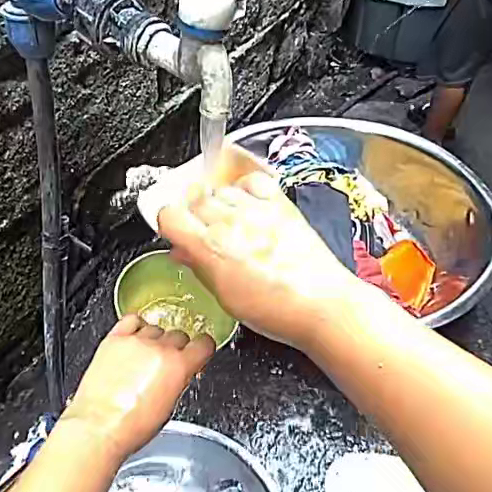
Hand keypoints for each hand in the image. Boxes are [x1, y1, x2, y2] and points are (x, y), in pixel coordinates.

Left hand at [60, 316, 214, 461]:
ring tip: (142, 358)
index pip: (204, 343)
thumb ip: (180, 379)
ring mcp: (136, 342)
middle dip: (175, 348)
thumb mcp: (170, 406)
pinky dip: (135, 327)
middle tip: (164, 364)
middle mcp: (160, 348)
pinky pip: (132, 320)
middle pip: (179, 334)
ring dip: (153, 340)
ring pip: (155, 328)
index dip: (202, 348)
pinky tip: (133, 340)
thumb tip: (181, 372)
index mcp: (179, 366)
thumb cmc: (131, 427)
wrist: (97, 429)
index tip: (197, 351)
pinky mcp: (114, 339)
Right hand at [158, 172, 372, 347]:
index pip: (169, 215)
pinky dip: (246, 188)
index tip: (176, 230)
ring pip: (223, 189)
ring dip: (220, 201)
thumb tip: (184, 253)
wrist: (322, 304)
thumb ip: (200, 267)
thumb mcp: (226, 297)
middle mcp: (231, 222)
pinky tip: (250, 204)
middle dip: (193, 212)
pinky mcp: (280, 204)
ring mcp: (257, 210)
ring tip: (230, 221)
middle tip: (203, 229)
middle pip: (195, 198)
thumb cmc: (278, 309)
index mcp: (210, 248)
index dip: (169, 222)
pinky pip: (253, 181)